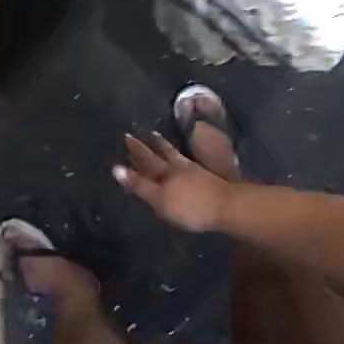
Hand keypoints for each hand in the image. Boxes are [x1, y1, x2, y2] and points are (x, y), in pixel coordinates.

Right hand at [113, 132, 233, 232]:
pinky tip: (180, 156)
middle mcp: (176, 168)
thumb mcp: (160, 201)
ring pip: (173, 154)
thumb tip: (117, 169)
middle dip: (145, 147)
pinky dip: (178, 155)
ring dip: (163, 145)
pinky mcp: (205, 175)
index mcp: (164, 175)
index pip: (145, 162)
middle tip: (135, 135)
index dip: (134, 154)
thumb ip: (140, 186)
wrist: (226, 206)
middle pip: (157, 156)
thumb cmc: (190, 208)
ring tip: (155, 135)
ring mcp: (192, 170)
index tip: (125, 139)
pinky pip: (185, 160)